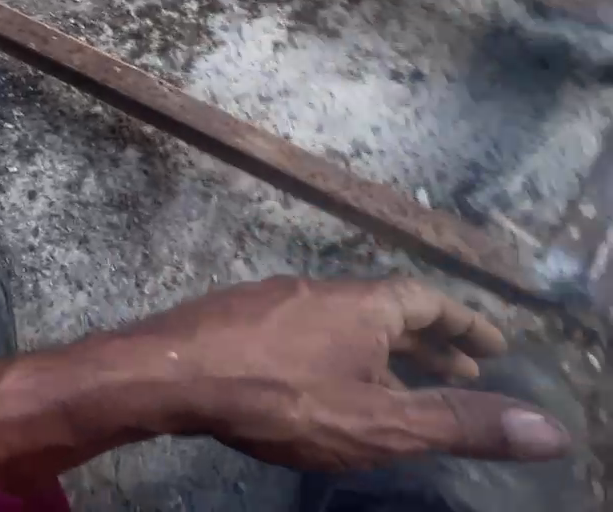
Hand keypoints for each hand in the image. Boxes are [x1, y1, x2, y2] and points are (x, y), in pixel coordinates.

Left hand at [107, 277, 572, 471]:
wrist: (165, 372)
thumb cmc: (276, 396)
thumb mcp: (381, 421)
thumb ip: (461, 424)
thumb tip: (552, 428)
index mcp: (351, 305)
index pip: (422, 298)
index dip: (463, 321)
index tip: (495, 345)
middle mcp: (306, 290)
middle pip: (379, 307)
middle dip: (426, 339)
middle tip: (465, 371)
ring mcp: (261, 299)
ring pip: (335, 318)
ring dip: (377, 346)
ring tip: (403, 383)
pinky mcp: (228, 315)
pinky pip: (297, 326)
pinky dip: (332, 349)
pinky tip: (327, 379)